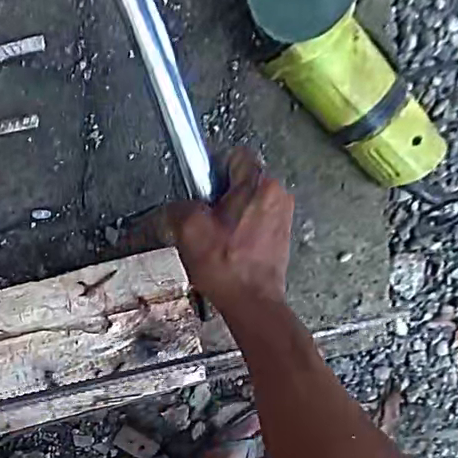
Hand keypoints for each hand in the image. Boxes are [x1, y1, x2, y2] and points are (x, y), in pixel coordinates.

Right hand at [158, 148, 294, 315]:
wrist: (251, 301)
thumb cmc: (228, 268)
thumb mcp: (189, 230)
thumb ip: (179, 206)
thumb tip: (177, 206)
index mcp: (259, 184)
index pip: (233, 155)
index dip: (209, 168)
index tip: (199, 185)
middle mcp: (276, 196)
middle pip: (238, 182)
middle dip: (217, 198)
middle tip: (203, 221)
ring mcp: (280, 217)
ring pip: (245, 204)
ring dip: (227, 217)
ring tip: (214, 240)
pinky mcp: (278, 237)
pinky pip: (252, 223)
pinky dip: (238, 233)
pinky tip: (226, 251)